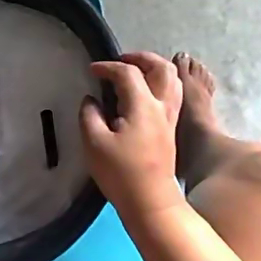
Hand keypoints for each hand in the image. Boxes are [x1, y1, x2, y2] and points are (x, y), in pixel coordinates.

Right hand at [81, 53, 183, 216]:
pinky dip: (158, 84)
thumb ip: (89, 114)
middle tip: (120, 60)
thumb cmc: (120, 173)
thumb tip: (92, 100)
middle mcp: (162, 106)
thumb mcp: (93, 142)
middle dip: (140, 58)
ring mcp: (170, 118)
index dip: (108, 67)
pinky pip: (171, 95)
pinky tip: (142, 94)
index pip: (127, 73)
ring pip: (171, 81)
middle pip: (161, 68)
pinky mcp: (170, 130)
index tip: (91, 71)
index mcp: (143, 105)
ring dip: (153, 69)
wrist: (151, 202)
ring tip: (133, 72)